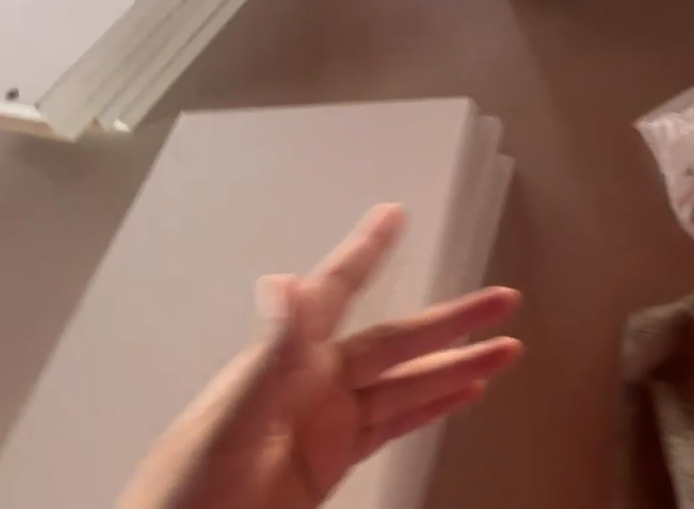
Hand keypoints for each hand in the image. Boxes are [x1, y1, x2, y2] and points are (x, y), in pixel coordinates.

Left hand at [117, 204, 522, 508]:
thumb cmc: (186, 501)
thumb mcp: (224, 432)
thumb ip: (269, 360)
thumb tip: (286, 281)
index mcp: (284, 366)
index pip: (334, 294)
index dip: (366, 253)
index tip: (395, 214)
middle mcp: (311, 384)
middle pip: (395, 342)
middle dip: (451, 320)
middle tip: (504, 300)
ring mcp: (325, 425)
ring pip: (406, 383)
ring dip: (457, 366)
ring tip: (508, 350)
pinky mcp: (332, 463)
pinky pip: (395, 424)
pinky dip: (433, 407)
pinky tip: (467, 393)